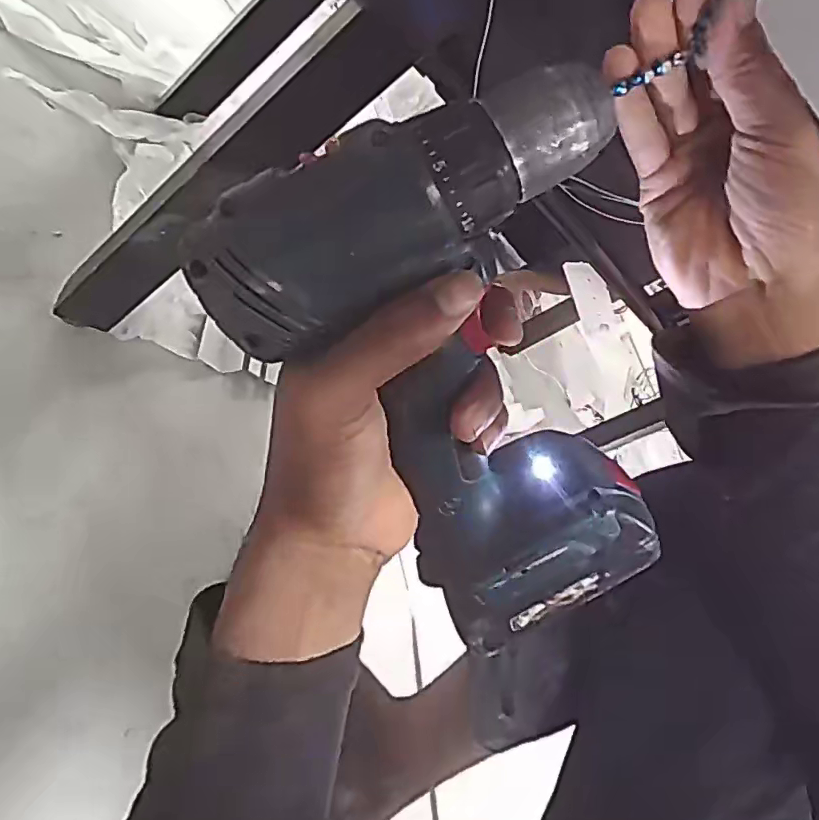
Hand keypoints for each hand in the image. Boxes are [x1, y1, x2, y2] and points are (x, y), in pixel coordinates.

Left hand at [215, 273, 522, 661]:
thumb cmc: (315, 466)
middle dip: (485, 322)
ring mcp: (415, 385)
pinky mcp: (440, 418)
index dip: (448, 276)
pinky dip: (488, 415)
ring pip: (474, 357)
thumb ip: (395, 335)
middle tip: (502, 333)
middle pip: (451, 312)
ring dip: (482, 387)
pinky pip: (483, 397)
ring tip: (462, 424)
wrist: (336, 543)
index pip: (405, 280)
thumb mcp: (342, 389)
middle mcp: (384, 349)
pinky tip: (469, 438)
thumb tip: (458, 291)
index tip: (483, 288)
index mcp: (348, 328)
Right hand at [602, 0, 818, 366]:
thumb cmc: (789, 222)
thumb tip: (733, 7)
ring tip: (639, 29)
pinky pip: (638, 129)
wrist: (754, 293)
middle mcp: (726, 123)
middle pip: (693, 63)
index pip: (737, 45)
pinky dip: (627, 100)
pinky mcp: (654, 175)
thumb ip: (747, 71)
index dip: (718, 11)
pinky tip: (621, 71)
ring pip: (661, 91)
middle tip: (662, 3)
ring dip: (650, 58)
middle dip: (677, 29)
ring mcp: (688, 149)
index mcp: (770, 107)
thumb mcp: (780, 133)